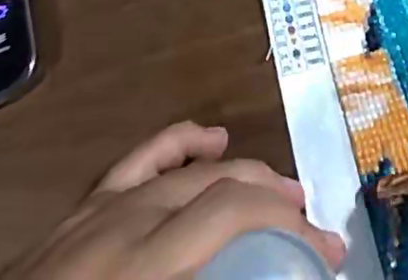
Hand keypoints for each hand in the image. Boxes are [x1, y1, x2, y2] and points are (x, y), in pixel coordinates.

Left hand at [4, 121, 346, 279]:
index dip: (286, 222)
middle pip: (218, 185)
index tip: (323, 251)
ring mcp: (103, 206)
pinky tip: (210, 139)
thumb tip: (249, 273)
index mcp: (143, 265)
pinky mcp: (84, 206)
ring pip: (189, 168)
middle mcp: (128, 222)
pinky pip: (142, 159)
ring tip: (281, 190)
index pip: (230, 212)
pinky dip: (181, 143)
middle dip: (275, 200)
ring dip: (242, 172)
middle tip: (313, 230)